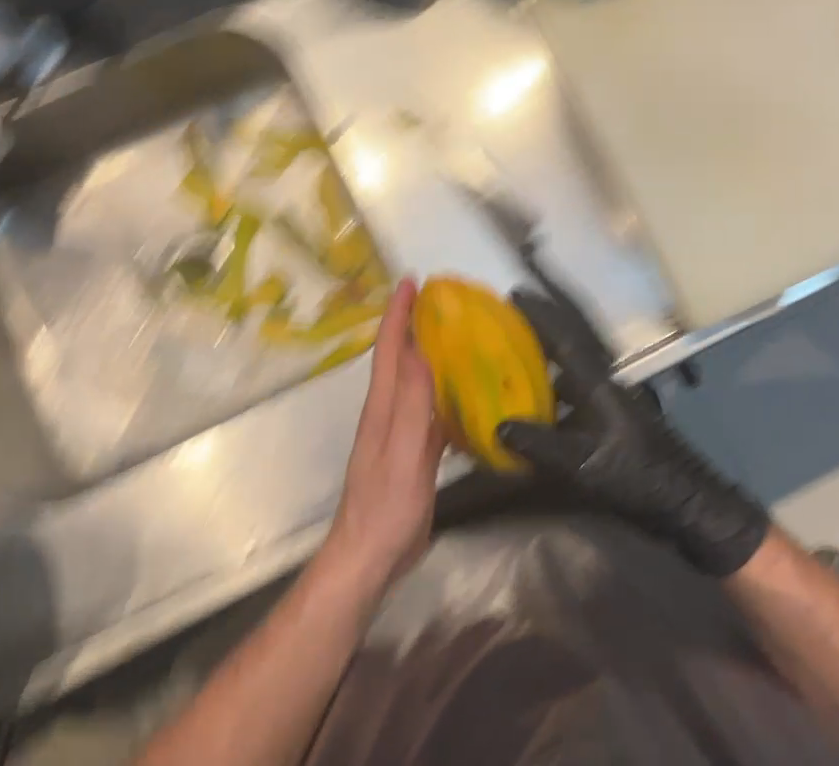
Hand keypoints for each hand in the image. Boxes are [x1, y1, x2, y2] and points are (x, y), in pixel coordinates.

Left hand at [318, 277, 444, 599]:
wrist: (371, 556)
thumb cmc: (386, 506)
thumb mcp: (402, 452)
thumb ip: (413, 404)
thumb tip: (421, 351)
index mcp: (383, 407)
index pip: (390, 350)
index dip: (398, 315)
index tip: (411, 281)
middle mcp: (389, 413)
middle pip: (401, 359)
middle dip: (416, 326)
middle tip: (445, 301)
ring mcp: (400, 435)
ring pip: (417, 383)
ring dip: (432, 356)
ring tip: (460, 337)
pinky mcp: (414, 455)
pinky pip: (431, 411)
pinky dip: (446, 394)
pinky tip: (467, 396)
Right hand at [498, 287, 769, 576]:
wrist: (688, 502)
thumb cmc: (641, 479)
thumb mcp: (587, 466)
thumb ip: (543, 446)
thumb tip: (499, 427)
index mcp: (601, 387)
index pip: (567, 341)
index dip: (541, 316)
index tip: (515, 294)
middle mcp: (607, 387)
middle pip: (570, 347)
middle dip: (542, 328)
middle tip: (510, 316)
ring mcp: (613, 405)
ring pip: (574, 372)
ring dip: (547, 359)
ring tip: (513, 358)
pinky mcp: (615, 424)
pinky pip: (577, 395)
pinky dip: (555, 391)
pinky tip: (537, 407)